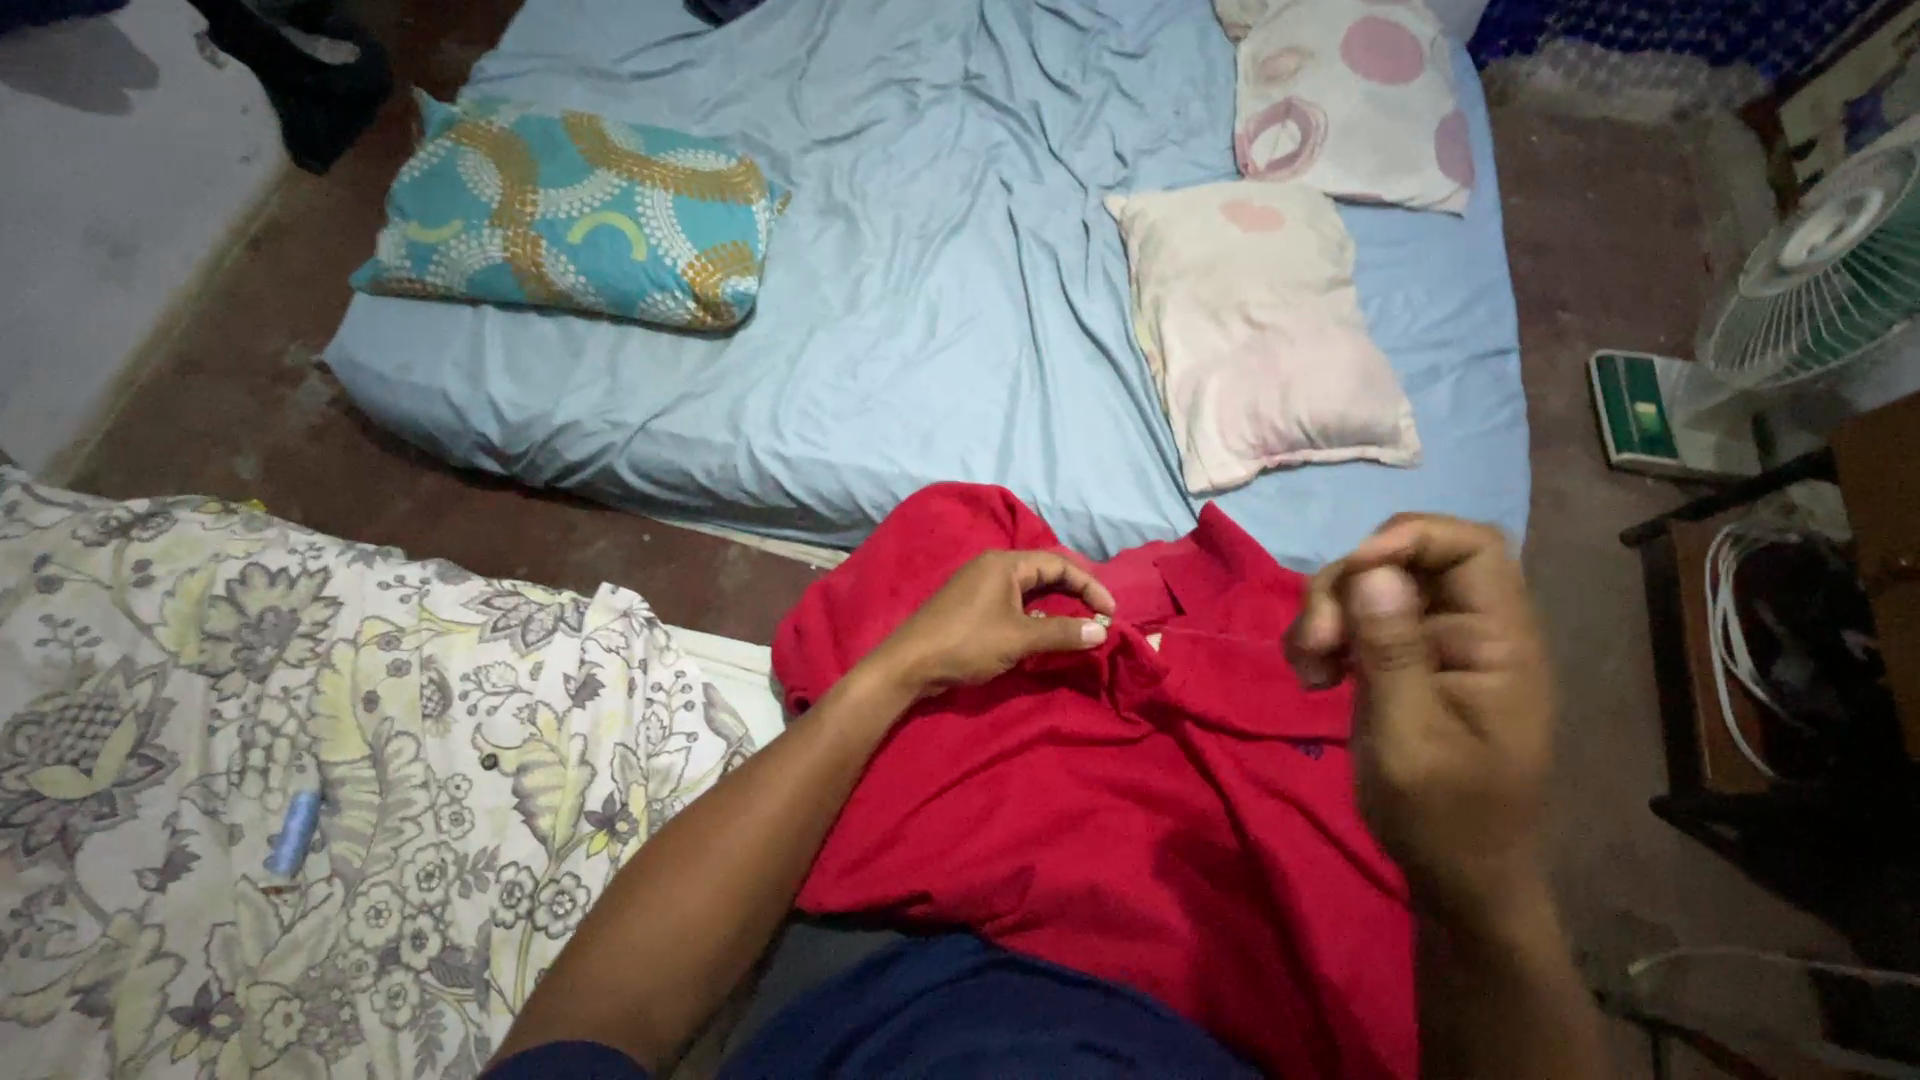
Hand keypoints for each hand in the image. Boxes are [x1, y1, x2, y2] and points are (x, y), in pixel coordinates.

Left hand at [862, 550, 1115, 699]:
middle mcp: (993, 567)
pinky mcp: (971, 605)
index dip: (1089, 585)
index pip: (1058, 563)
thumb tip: (1101, 630)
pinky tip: (1042, 633)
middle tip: (1099, 615)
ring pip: (1029, 589)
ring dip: (1055, 605)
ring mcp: (979, 585)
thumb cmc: (965, 644)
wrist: (909, 664)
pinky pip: (1013, 602)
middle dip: (1074, 592)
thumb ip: (1062, 633)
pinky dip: (1034, 614)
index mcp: (1005, 564)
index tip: (1110, 611)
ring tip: (1078, 626)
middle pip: (1045, 572)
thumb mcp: (1019, 639)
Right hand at [1287, 514, 1554, 929]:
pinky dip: (1325, 636)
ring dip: (1326, 614)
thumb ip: (1392, 651)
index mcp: (1500, 643)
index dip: (1409, 540)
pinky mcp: (1404, 662)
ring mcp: (1435, 646)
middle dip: (1346, 587)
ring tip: (1307, 670)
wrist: (1456, 876)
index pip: (1471, 546)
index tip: (1351, 578)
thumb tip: (1374, 570)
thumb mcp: (1407, 738)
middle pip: (1406, 559)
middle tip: (1312, 645)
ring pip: (1371, 586)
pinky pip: (1358, 620)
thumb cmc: (1443, 817)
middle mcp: (1472, 631)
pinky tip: (1313, 677)